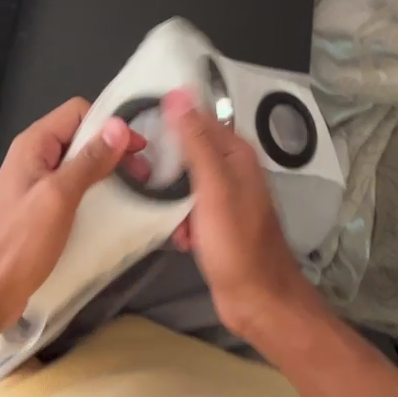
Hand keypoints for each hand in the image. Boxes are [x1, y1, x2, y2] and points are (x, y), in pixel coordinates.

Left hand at [0, 98, 144, 333]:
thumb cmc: (20, 242)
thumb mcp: (59, 197)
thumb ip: (89, 160)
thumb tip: (119, 125)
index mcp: (34, 143)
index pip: (77, 111)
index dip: (109, 125)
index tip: (137, 149)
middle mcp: (33, 155)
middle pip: (79, 136)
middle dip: (112, 149)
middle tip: (143, 173)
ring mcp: (35, 182)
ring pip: (77, 163)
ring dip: (106, 171)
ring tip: (134, 190)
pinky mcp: (39, 208)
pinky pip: (71, 187)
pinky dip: (93, 192)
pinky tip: (111, 209)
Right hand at [164, 87, 317, 336]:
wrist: (257, 302)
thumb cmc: (236, 243)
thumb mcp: (212, 187)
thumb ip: (195, 140)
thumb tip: (178, 95)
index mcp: (236, 152)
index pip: (198, 116)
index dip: (171, 117)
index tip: (140, 123)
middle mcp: (233, 168)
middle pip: (189, 148)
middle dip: (167, 162)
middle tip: (145, 171)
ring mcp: (225, 196)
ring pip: (185, 179)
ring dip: (171, 195)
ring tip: (165, 210)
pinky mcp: (217, 221)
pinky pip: (189, 206)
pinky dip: (180, 218)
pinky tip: (180, 234)